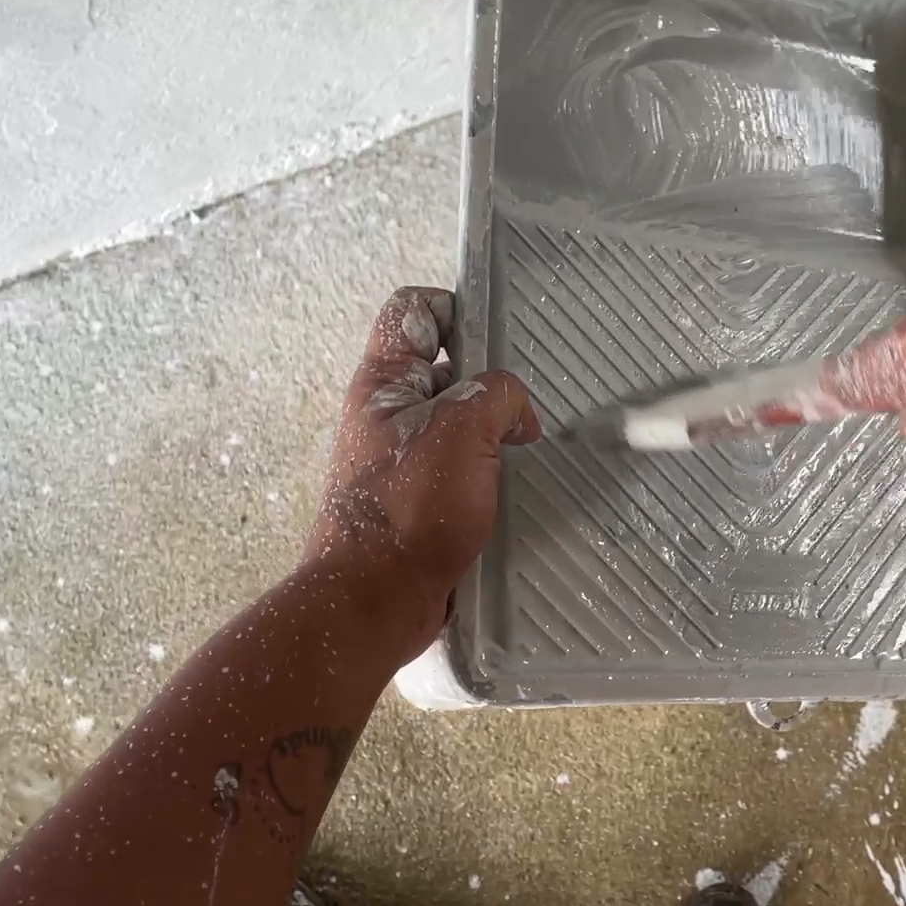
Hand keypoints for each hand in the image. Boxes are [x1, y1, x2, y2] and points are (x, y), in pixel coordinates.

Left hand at [311, 287, 539, 648]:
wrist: (378, 599)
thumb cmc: (413, 506)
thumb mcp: (463, 431)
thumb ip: (498, 395)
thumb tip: (516, 413)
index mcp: (384, 381)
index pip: (413, 309)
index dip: (455, 307)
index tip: (498, 338)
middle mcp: (388, 409)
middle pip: (444, 362)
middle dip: (488, 373)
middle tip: (524, 398)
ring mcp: (402, 452)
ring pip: (458, 412)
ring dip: (494, 422)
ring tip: (527, 439)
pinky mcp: (419, 490)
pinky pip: (461, 455)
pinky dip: (488, 458)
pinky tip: (512, 475)